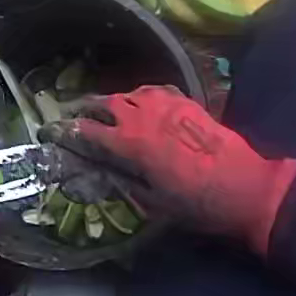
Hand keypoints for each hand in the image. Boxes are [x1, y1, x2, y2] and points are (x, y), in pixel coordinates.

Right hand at [39, 85, 295, 254]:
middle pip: (101, 103)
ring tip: (106, 108)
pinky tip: (142, 103)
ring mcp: (163, 104)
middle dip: (83, 108)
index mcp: (129, 143)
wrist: (246, 187)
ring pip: (126, 93)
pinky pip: (153, 91)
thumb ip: (123, 181)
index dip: (64, 130)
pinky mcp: (184, 101)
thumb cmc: (197, 204)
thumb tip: (101, 171)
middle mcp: (140, 116)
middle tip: (73, 115)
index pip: (86, 131)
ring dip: (112, 101)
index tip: (49, 130)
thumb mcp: (152, 203)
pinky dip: (141, 96)